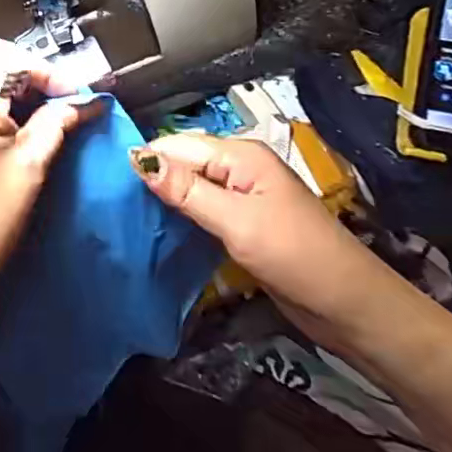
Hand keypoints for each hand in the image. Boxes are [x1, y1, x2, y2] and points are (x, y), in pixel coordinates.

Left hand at [0, 36, 103, 299]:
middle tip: (56, 94)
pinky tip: (18, 118)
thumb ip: (57, 121)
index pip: (6, 56)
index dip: (46, 71)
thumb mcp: (30, 164)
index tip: (75, 95)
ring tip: (42, 105)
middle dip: (27, 67)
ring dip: (11, 78)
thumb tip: (89, 101)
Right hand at [132, 134, 392, 352]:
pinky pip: (202, 209)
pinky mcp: (242, 222)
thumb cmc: (296, 256)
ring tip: (122, 212)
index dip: (144, 159)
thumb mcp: (237, 222)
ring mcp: (242, 195)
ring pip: (191, 185)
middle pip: (183, 161)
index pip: (179, 146)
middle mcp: (239, 168)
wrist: (348, 306)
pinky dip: (180, 215)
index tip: (103, 177)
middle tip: (107, 198)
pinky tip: (156, 228)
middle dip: (150, 175)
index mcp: (241, 155)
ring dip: (163, 197)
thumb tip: (137, 158)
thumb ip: (187, 191)